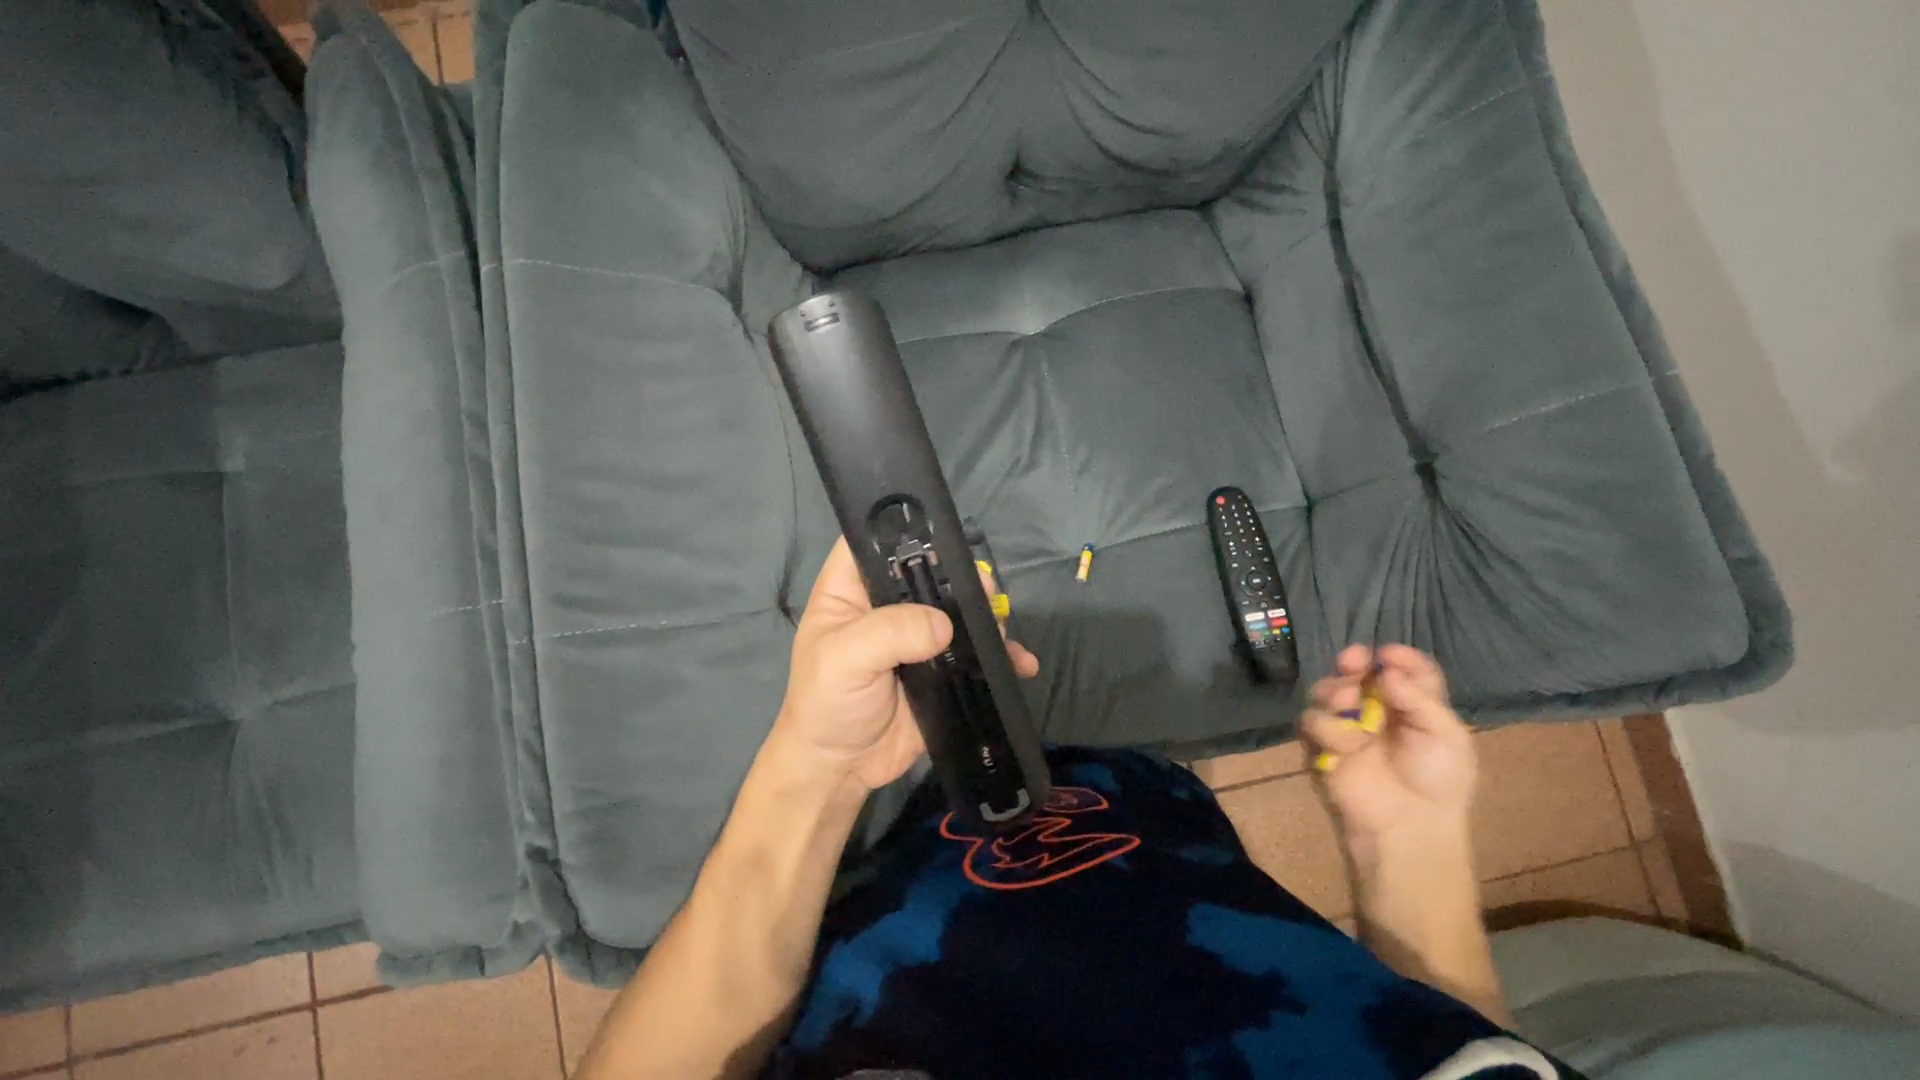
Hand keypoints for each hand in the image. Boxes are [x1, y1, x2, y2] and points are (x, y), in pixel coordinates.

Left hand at [769, 537, 1039, 796]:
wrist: (841, 768)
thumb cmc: (825, 704)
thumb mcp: (843, 660)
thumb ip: (889, 633)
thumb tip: (944, 625)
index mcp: (851, 589)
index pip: (875, 541)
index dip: (905, 530)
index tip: (944, 535)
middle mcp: (887, 605)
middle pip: (929, 572)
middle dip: (960, 577)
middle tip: (985, 592)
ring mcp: (917, 637)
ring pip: (958, 610)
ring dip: (985, 615)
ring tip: (1001, 628)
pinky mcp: (942, 669)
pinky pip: (976, 653)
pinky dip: (1000, 655)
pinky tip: (1019, 662)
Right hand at [1301, 645, 1475, 854]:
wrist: (1407, 825)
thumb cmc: (1438, 781)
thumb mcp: (1447, 736)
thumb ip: (1418, 697)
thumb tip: (1386, 669)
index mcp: (1412, 705)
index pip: (1401, 669)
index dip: (1395, 657)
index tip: (1385, 654)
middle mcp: (1377, 710)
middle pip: (1356, 672)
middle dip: (1352, 662)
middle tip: (1352, 662)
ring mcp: (1346, 727)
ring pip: (1327, 691)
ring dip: (1335, 690)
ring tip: (1347, 704)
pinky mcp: (1321, 747)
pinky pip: (1312, 722)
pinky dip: (1327, 728)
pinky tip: (1346, 745)